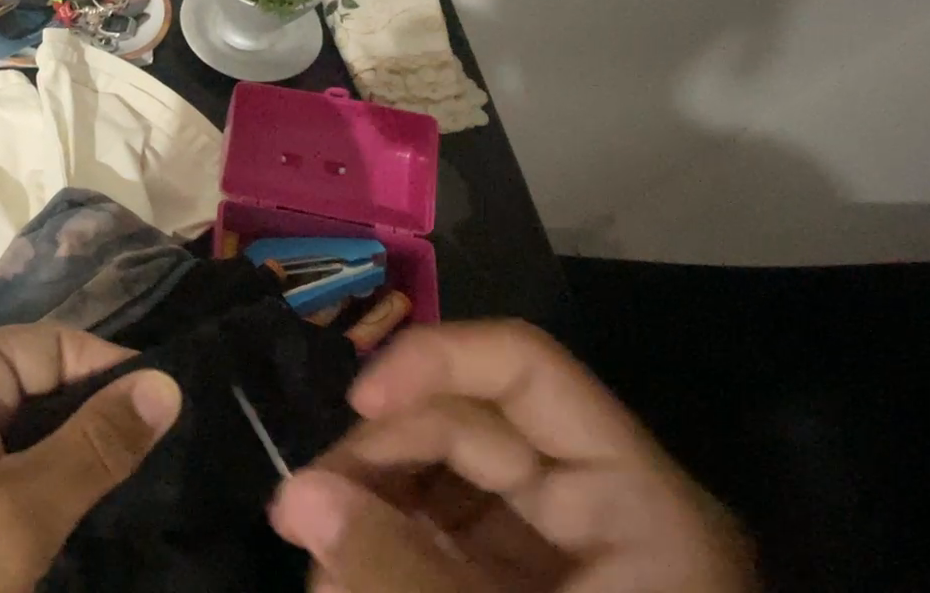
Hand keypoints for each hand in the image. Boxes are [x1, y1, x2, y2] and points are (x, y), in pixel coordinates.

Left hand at [0, 324, 181, 592]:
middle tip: (172, 447)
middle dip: (100, 412)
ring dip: (82, 447)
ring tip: (148, 472)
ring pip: (34, 423)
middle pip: (44, 380)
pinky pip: (15, 458)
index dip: (115, 371)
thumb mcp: (20, 511)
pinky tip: (96, 496)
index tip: (179, 407)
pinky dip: (54, 474)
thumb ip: (96, 445)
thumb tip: (169, 383)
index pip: (54, 344)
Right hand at [268, 321, 755, 592]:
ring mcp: (551, 555)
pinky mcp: (511, 589)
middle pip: (463, 424)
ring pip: (435, 480)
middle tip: (302, 509)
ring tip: (319, 568)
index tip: (355, 405)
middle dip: (374, 457)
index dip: (432, 360)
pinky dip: (381, 547)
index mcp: (634, 505)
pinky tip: (340, 580)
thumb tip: (296, 497)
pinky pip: (432, 537)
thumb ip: (397, 571)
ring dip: (366, 506)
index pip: (524, 369)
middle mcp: (595, 512)